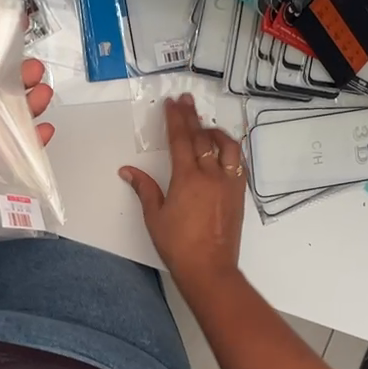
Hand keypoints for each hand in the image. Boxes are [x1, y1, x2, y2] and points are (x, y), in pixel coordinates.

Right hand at [119, 94, 244, 287]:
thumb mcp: (155, 216)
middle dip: (192, 117)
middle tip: (186, 100)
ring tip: (205, 126)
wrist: (209, 268)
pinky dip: (230, 151)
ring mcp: (229, 184)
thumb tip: (128, 171)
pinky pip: (238, 164)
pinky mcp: (239, 194)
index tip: (172, 103)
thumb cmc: (178, 246)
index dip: (175, 118)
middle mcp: (211, 175)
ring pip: (227, 146)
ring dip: (215, 132)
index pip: (181, 139)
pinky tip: (224, 150)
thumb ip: (144, 188)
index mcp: (187, 178)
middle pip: (202, 137)